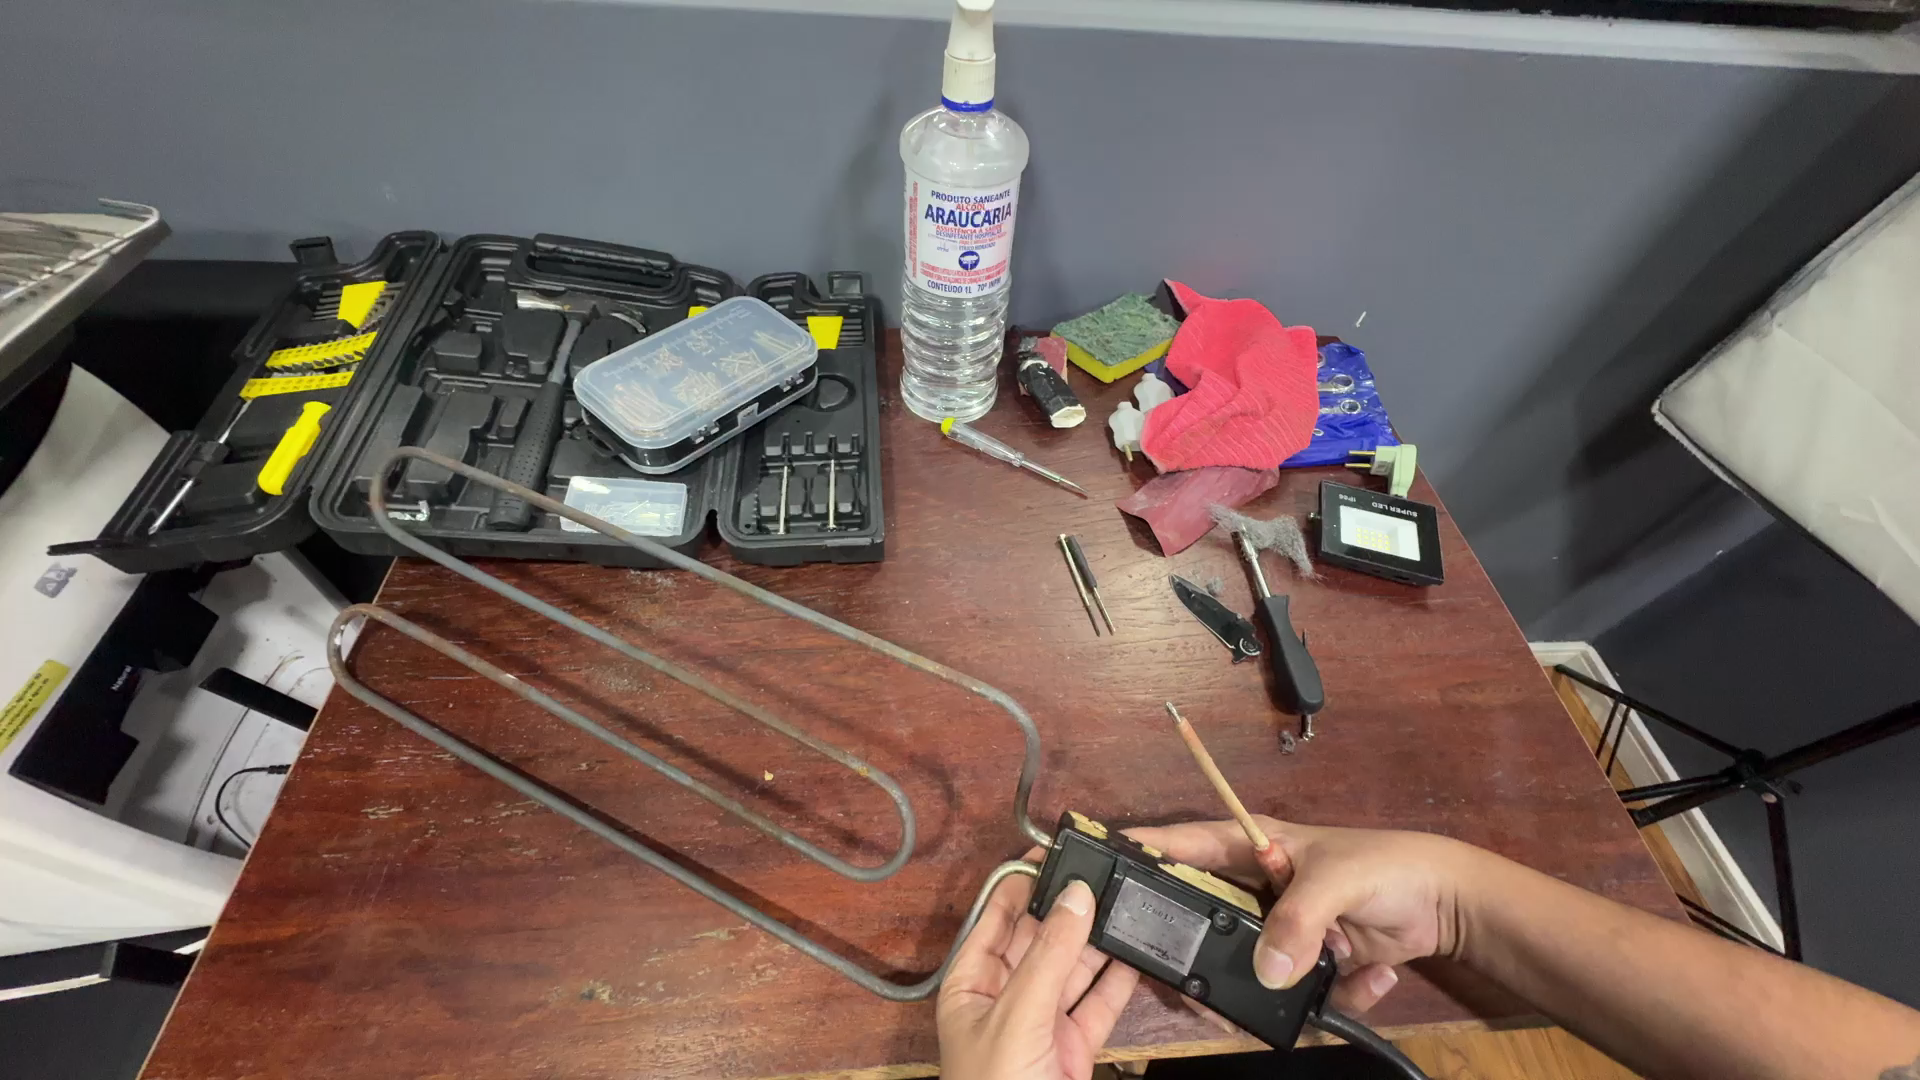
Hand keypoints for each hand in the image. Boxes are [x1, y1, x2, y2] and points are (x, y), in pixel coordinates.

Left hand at [938, 861, 1141, 1079]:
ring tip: (1121, 903)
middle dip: (1067, 907)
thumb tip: (1075, 896)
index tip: (1054, 852)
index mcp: (972, 982)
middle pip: (1039, 937)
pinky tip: (1134, 955)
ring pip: (1072, 967)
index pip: (997, 916)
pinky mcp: (1073, 1048)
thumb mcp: (1016, 1017)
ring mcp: (1041, 1022)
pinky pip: (1097, 1003)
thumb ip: (1048, 957)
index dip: (1023, 881)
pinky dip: (1116, 980)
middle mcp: (1006, 997)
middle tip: (1099, 874)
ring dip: (1096, 939)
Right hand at [1126, 818, 1478, 1017]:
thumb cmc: (1382, 866)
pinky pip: (1296, 988)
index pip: (1186, 843)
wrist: (1448, 902)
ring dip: (1266, 988)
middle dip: (1201, 948)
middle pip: (1204, 914)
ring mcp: (1279, 924)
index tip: (1107, 863)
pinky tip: (1372, 977)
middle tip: (1192, 982)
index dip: (1147, 850)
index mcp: (1251, 844)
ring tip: (1288, 1000)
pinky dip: (1332, 996)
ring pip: (1243, 962)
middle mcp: (1255, 883)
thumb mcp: (1335, 882)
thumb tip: (1265, 972)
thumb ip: (1298, 921)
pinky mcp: (1307, 958)